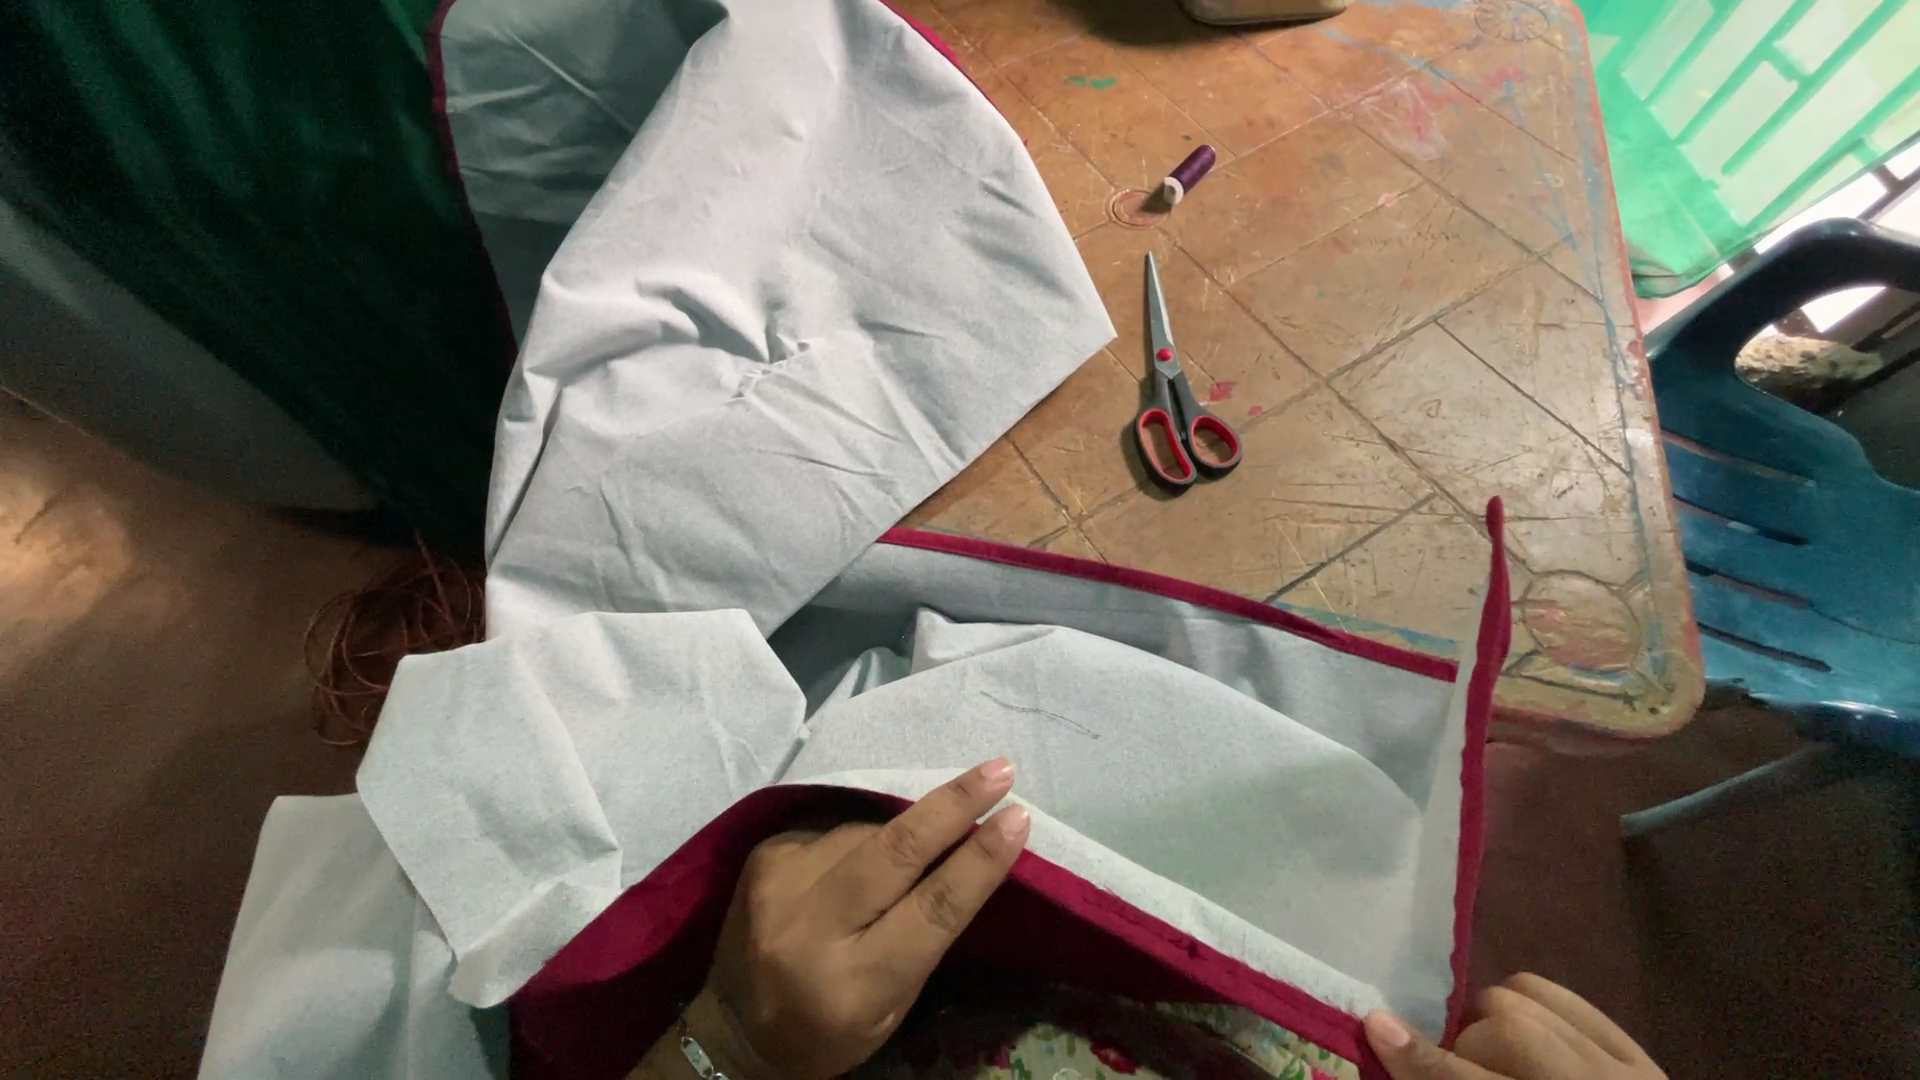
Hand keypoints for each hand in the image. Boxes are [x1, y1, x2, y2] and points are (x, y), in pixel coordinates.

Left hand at [688, 759, 1031, 1079]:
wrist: (731, 1029)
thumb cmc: (829, 1028)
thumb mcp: (891, 1004)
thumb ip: (926, 931)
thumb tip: (970, 846)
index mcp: (853, 986)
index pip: (932, 910)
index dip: (980, 860)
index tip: (1018, 817)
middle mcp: (809, 930)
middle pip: (895, 850)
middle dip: (955, 804)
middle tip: (1000, 769)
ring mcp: (780, 884)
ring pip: (869, 831)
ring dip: (907, 826)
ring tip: (920, 840)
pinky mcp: (764, 853)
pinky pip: (836, 828)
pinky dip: (865, 833)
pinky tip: (864, 851)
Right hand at [1365, 974, 1664, 1079]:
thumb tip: (1383, 1036)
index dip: (1425, 1061)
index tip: (1373, 1027)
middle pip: (1508, 1030)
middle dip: (1466, 1048)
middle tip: (1456, 1073)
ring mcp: (1633, 1077)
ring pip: (1530, 1001)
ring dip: (1493, 1022)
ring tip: (1490, 1059)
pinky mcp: (1644, 1062)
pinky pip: (1566, 999)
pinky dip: (1530, 1004)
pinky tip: (1522, 1034)